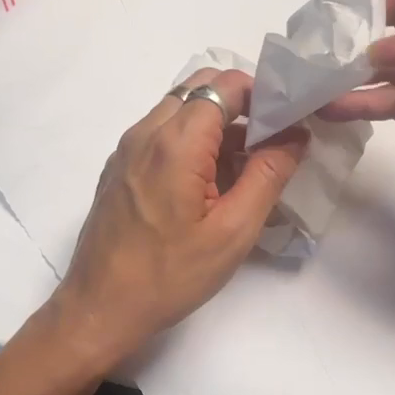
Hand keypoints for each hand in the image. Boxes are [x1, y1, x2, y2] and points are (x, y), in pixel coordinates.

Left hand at [45, 68, 308, 369]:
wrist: (100, 309)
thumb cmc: (170, 276)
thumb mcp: (233, 231)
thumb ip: (268, 175)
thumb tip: (295, 134)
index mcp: (175, 143)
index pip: (224, 85)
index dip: (262, 94)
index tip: (288, 120)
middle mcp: (144, 133)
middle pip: (199, 90)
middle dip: (240, 107)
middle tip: (269, 145)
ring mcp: (126, 150)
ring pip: (178, 111)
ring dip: (215, 127)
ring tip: (243, 172)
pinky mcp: (118, 169)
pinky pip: (160, 136)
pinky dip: (189, 143)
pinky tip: (207, 187)